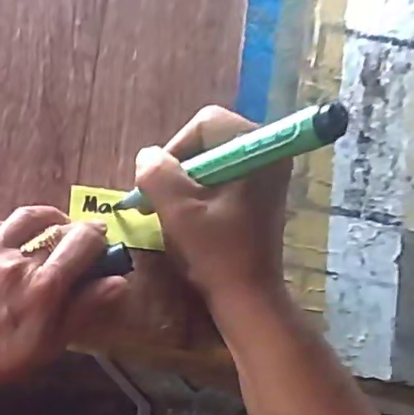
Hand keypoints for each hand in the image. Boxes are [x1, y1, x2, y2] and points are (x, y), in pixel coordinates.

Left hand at [0, 205, 128, 395]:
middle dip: (71, 232)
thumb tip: (118, 280)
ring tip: (48, 227)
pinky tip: (10, 239)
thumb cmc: (3, 358)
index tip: (99, 243)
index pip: (83, 240)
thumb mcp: (51, 342)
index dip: (97, 237)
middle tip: (73, 241)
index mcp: (43, 284)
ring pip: (22, 218)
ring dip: (43, 219)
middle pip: (55, 228)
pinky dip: (7, 228)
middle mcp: (16, 261)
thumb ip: (84, 308)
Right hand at [134, 106, 290, 302]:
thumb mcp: (178, 211)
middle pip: (207, 140)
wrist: (245, 290)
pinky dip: (196, 192)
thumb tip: (146, 155)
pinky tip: (185, 218)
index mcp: (256, 148)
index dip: (172, 151)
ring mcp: (265, 171)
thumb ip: (158, 176)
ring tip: (167, 212)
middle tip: (156, 201)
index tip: (154, 186)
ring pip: (209, 160)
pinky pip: (218, 177)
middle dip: (175, 168)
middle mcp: (267, 151)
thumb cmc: (214, 251)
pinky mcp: (258, 191)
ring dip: (182, 183)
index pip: (205, 124)